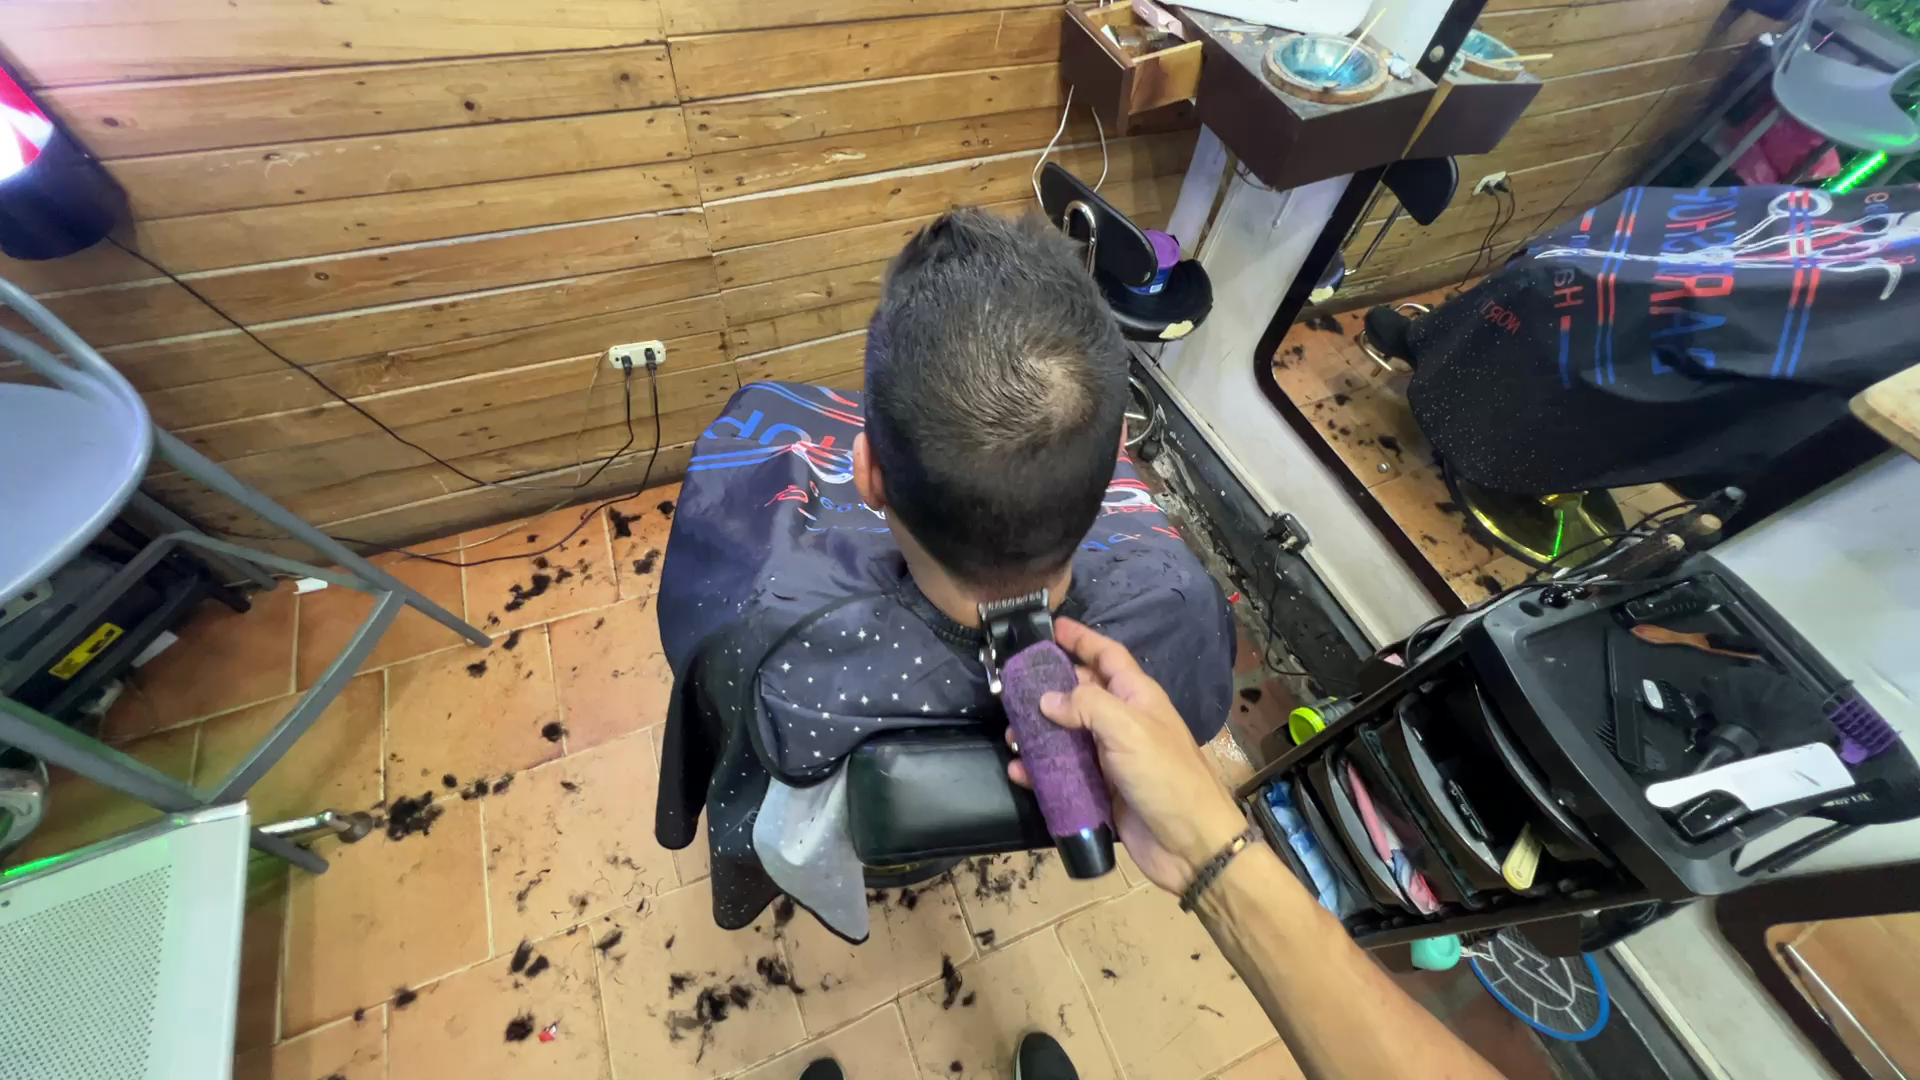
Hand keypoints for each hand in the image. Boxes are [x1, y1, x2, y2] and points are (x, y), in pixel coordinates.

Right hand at [1006, 618, 1247, 894]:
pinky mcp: (1098, 788)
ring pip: (1064, 734)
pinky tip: (1019, 771)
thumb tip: (1046, 700)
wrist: (1190, 846)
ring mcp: (1108, 756)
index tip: (1052, 627)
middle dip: (1047, 688)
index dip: (1082, 639)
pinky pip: (1062, 773)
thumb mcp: (1129, 729)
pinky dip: (1039, 771)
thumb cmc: (1165, 776)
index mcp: (1135, 697)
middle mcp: (1121, 721)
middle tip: (1012, 688)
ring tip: (1011, 736)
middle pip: (1078, 693)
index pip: (1106, 655)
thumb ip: (1086, 706)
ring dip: (1037, 733)